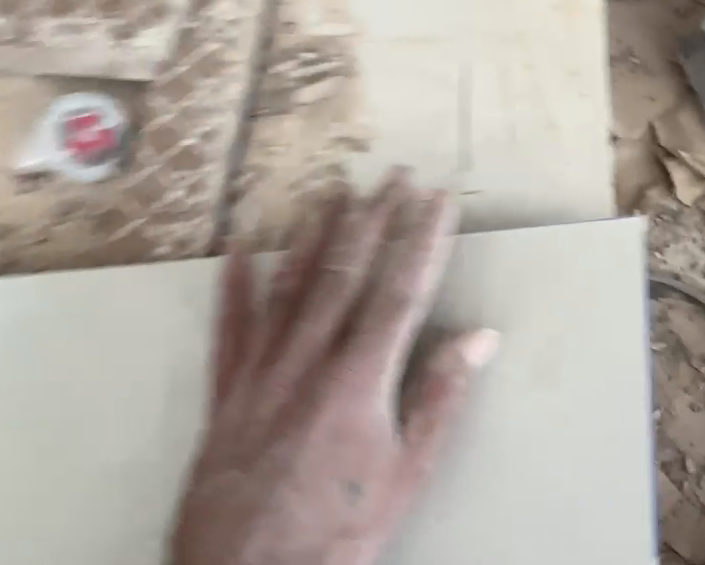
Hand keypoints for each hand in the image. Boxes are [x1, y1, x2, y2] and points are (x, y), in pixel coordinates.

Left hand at [170, 168, 498, 564]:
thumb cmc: (337, 532)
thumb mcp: (407, 476)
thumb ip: (440, 400)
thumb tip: (480, 337)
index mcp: (359, 382)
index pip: (400, 291)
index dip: (423, 239)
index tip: (439, 199)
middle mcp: (307, 365)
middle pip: (347, 275)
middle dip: (375, 219)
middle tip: (394, 175)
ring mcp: (259, 378)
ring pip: (290, 290)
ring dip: (315, 234)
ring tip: (333, 189)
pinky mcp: (224, 400)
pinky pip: (228, 334)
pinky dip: (233, 289)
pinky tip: (237, 251)